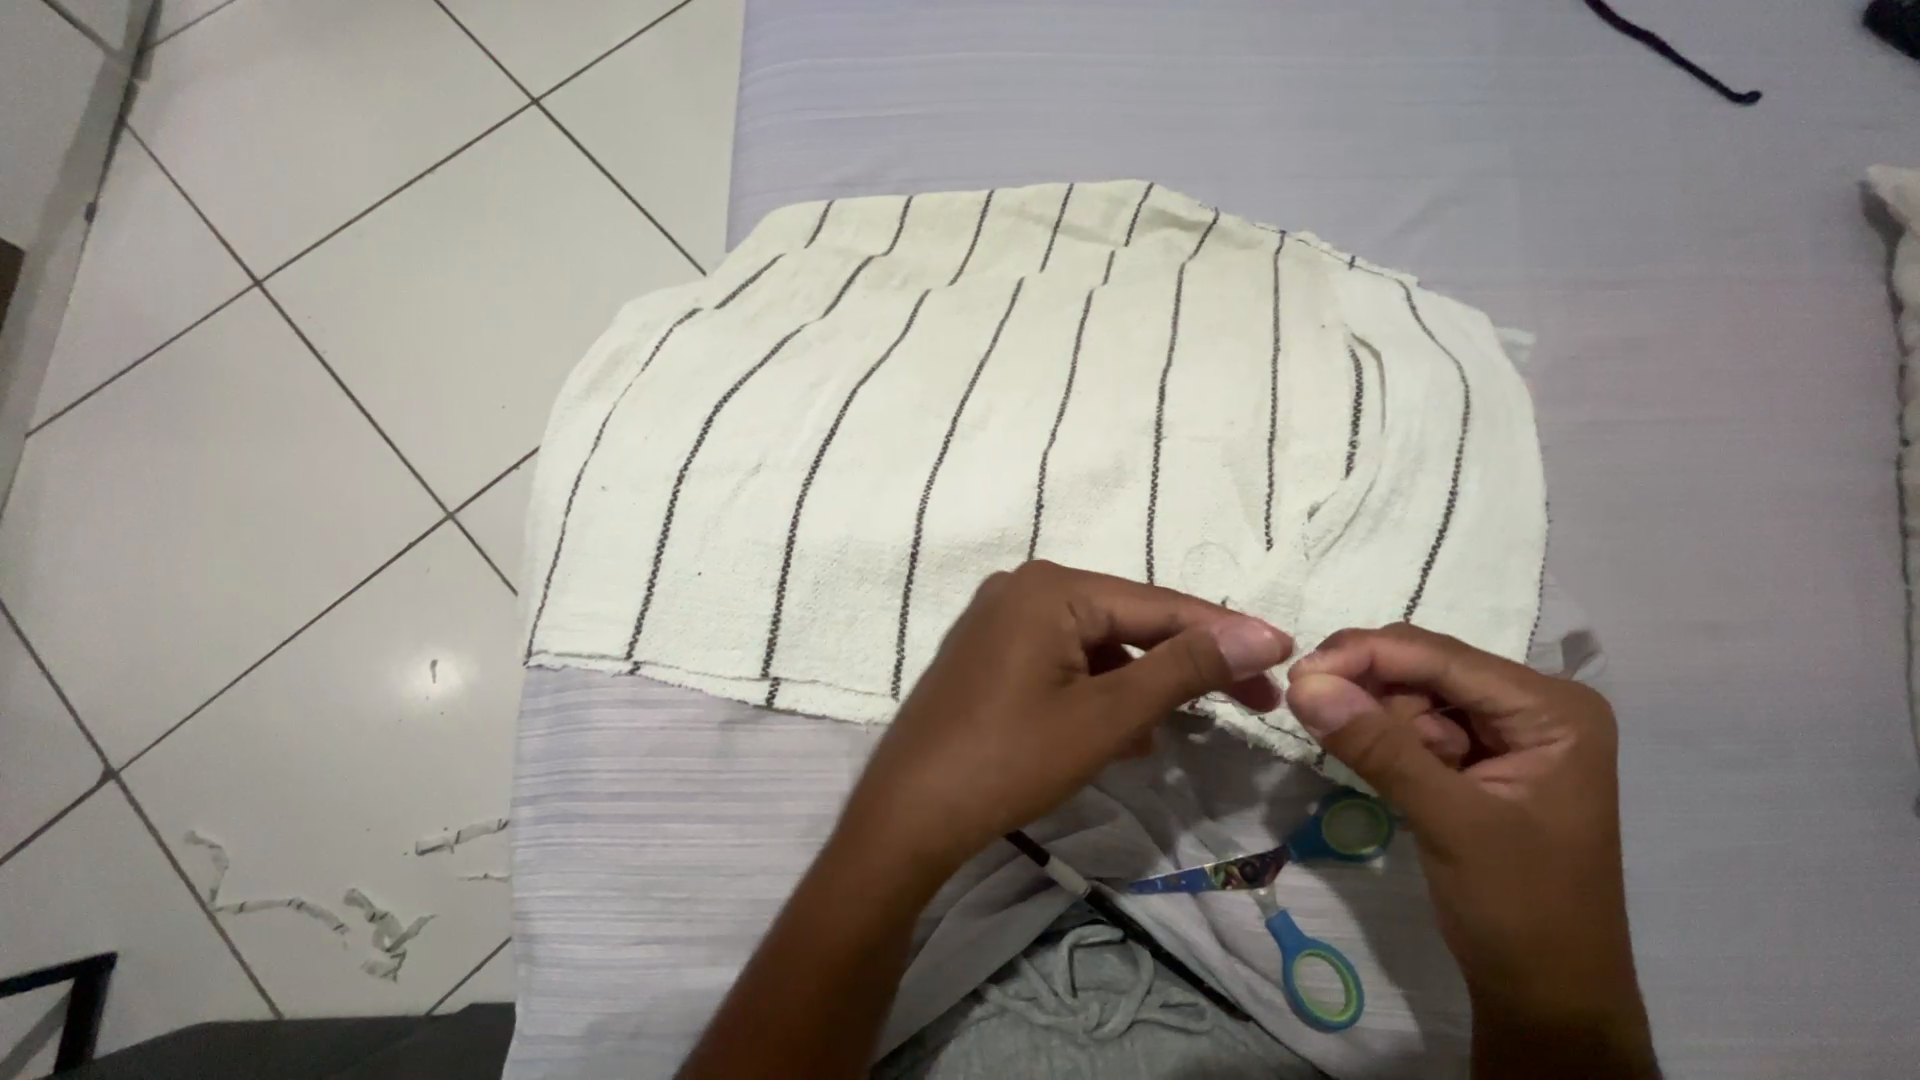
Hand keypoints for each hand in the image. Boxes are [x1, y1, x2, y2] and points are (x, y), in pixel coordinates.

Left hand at [837, 561, 1293, 881]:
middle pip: (1127, 622)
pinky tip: (1120, 734)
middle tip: (1249, 703)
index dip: (1226, 632)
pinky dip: (1096, 692)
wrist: (908, 815)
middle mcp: (1022, 588)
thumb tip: (1262, 633)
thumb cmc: (1010, 760)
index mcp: (1051, 588)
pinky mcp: (987, 655)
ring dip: (1139, 685)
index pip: (1159, 604)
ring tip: (1176, 730)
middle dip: (1184, 664)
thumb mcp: (1108, 716)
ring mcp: (998, 620)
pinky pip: (1060, 662)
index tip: (1284, 658)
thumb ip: (1184, 667)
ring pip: (1094, 646)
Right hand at [1286, 625, 1655, 1077]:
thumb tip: (1302, 684)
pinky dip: (1387, 740)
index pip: (1442, 657)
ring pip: (1414, 694)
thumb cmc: (1520, 908)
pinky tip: (1385, 772)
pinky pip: (1417, 726)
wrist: (1546, 994)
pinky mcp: (1483, 759)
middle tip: (1317, 716)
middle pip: (1426, 667)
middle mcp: (1535, 706)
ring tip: (1381, 774)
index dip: (1365, 656)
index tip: (1295, 674)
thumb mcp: (1449, 821)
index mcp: (1553, 710)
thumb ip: (1377, 746)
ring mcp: (1510, 732)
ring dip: (1379, 721)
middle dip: (1370, 689)